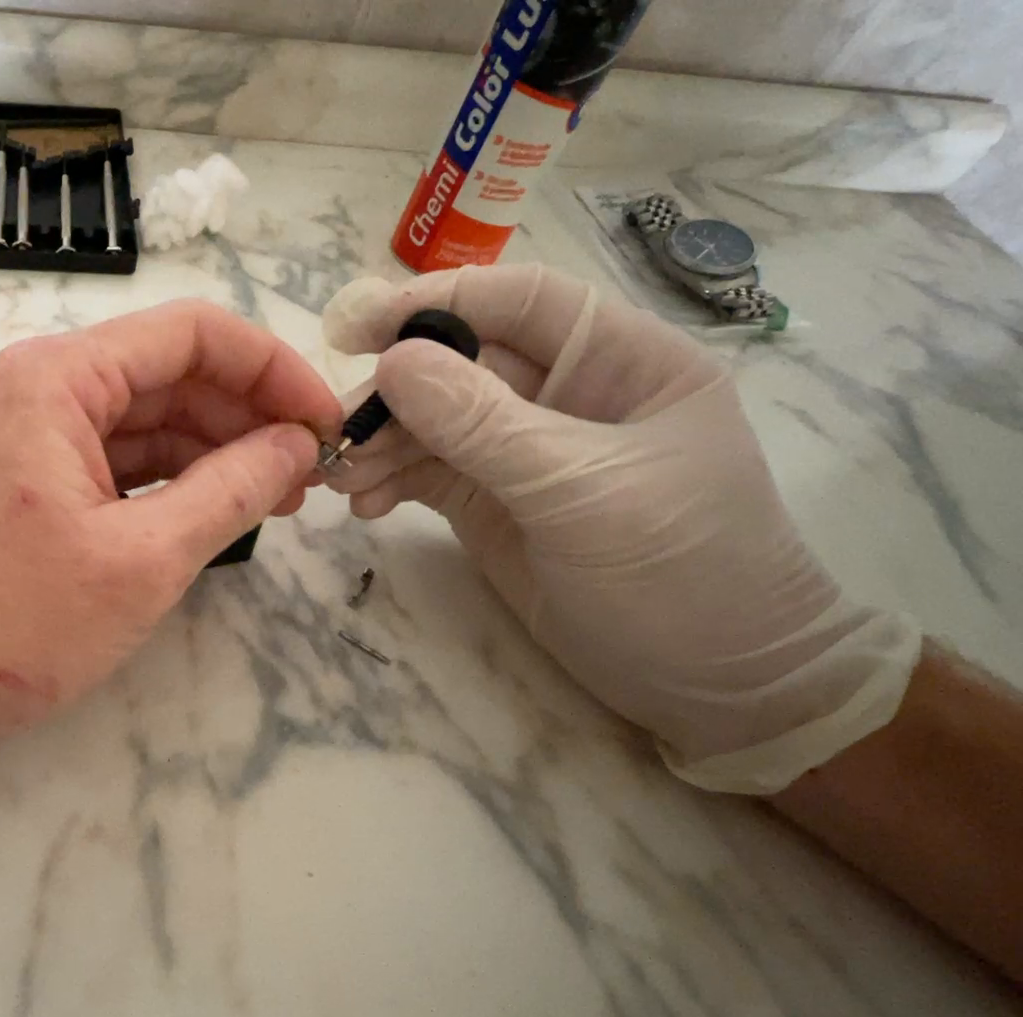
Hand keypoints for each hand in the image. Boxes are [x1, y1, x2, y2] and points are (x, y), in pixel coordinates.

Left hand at [0, 299, 341, 733]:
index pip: (193, 333)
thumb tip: (296, 445)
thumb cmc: (14, 622)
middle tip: (312, 474)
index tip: (326, 423)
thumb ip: (232, 489)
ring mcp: (31, 436)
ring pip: (146, 421)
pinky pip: (117, 462)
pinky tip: (216, 511)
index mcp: (60, 378)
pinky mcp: (30, 482)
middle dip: (249, 416)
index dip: (273, 369)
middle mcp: (41, 388)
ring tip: (280, 498)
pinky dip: (172, 481)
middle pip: (170, 374)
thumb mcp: (142, 558)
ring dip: (216, 452)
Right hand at [321, 264, 919, 792]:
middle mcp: (564, 393)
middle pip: (458, 365)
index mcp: (619, 361)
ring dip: (380, 445)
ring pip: (430, 421)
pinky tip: (364, 506)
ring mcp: (521, 450)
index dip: (436, 304)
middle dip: (394, 396)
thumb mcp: (583, 490)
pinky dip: (388, 482)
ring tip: (340, 481)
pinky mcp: (489, 499)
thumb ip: (485, 425)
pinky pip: (425, 472)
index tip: (355, 331)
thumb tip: (392, 363)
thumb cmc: (680, 572)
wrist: (709, 683)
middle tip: (338, 435)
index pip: (518, 302)